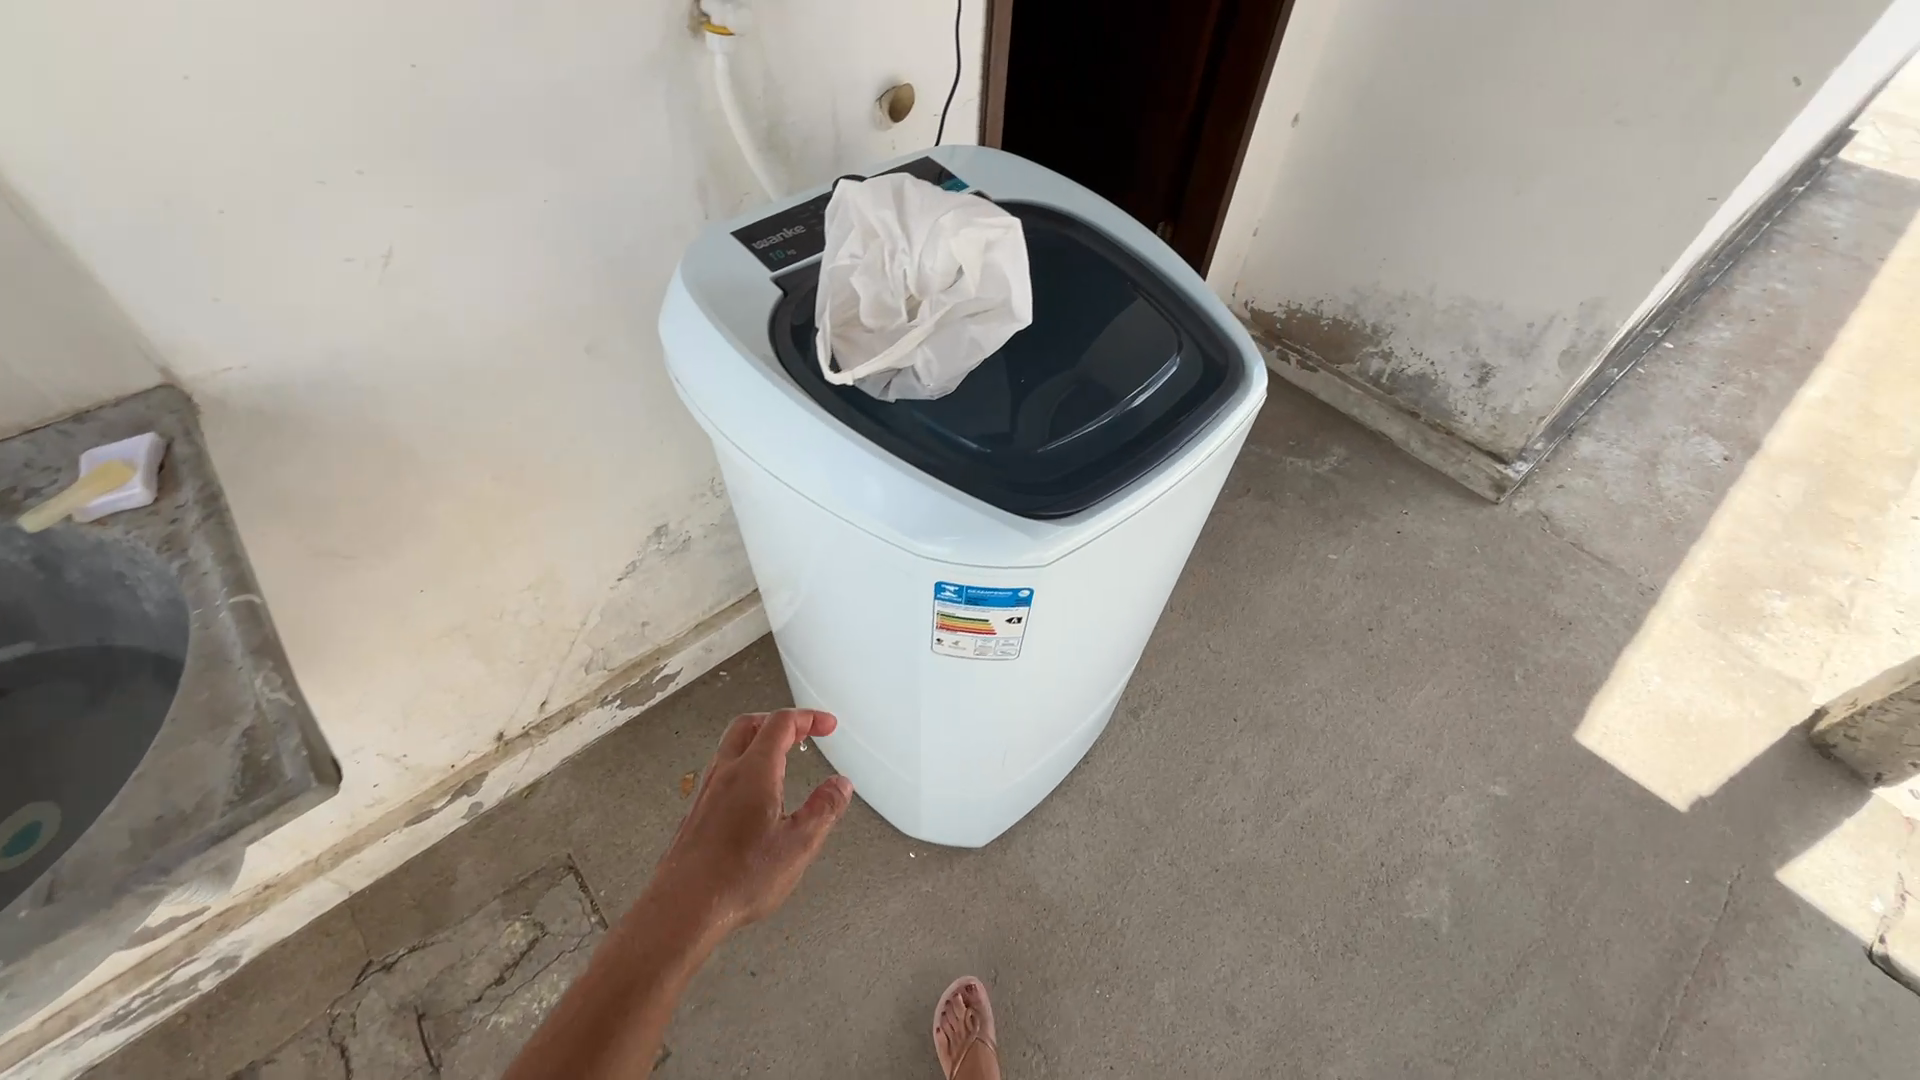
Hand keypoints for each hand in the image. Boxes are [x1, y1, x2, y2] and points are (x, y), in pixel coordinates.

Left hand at [649, 709, 853, 937]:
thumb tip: (840, 785)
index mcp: (754, 771)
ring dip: (759, 740)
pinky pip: (721, 771)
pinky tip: (754, 793)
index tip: (827, 725)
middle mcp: (726, 773)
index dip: (808, 718)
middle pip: (750, 725)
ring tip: (782, 757)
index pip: (782, 723)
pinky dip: (744, 764)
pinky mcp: (696, 812)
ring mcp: (706, 792)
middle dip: (780, 721)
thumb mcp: (799, 844)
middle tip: (803, 732)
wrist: (683, 908)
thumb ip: (824, 809)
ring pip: (731, 746)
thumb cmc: (739, 877)